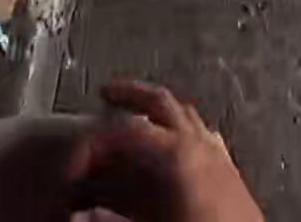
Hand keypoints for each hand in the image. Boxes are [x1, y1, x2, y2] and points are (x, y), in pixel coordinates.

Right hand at [70, 82, 264, 221]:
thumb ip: (114, 220)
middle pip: (161, 104)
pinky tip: (171, 148)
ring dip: (155, 114)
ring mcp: (216, 155)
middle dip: (133, 95)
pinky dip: (179, 135)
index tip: (73, 161)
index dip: (95, 144)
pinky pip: (199, 138)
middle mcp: (200, 145)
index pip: (128, 132)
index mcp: (178, 156)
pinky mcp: (226, 171)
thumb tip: (82, 215)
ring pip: (181, 116)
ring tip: (132, 118)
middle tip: (108, 92)